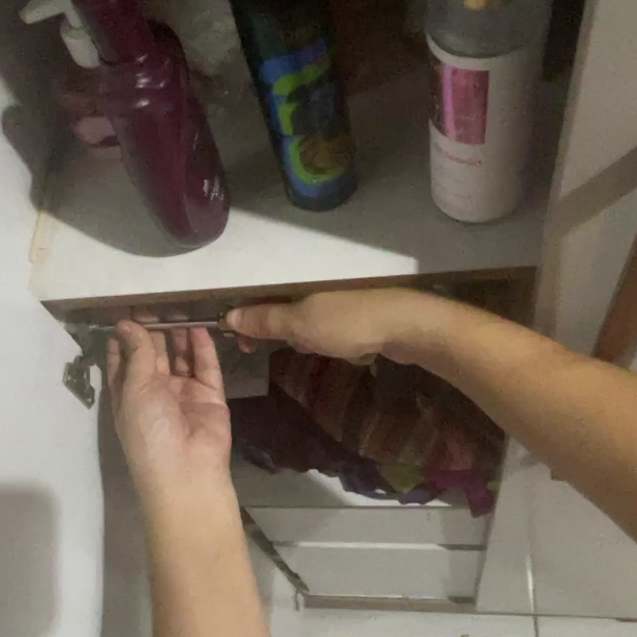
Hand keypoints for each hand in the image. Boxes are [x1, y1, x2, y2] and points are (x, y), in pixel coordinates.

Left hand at [107, 318, 231, 497]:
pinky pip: (206, 367)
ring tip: (179, 308)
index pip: (123, 360)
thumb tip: (126, 324)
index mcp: (128, 394)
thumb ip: (136, 353)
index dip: (124, 336)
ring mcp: (183, 394)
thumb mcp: (135, 388)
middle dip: (154, 330)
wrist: (186, 470)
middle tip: (157, 301)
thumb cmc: (149, 430)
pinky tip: (199, 328)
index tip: (127, 309)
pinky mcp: (209, 397)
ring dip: (178, 335)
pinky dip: (203, 349)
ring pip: (180, 357)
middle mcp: (155, 392)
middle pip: (153, 354)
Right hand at [224, 289, 451, 364]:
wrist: (409, 327)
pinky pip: (338, 336)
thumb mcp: (299, 323)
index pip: (262, 298)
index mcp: (300, 283)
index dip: (247, 320)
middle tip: (296, 349)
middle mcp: (318, 288)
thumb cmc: (348, 323)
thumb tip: (228, 316)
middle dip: (286, 335)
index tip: (243, 345)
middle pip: (286, 313)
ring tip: (327, 350)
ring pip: (312, 327)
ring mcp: (342, 304)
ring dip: (314, 342)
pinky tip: (355, 353)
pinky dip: (341, 346)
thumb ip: (264, 320)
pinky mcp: (362, 320)